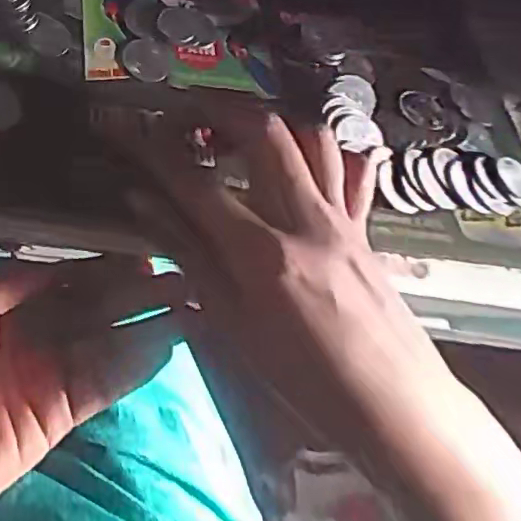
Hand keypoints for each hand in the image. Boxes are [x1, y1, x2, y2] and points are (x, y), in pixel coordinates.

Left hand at [0, 257, 186, 520]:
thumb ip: (9, 286)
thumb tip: (57, 265)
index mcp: (5, 305)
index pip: (62, 280)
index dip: (98, 268)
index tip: (135, 255)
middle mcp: (34, 333)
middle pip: (91, 308)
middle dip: (132, 293)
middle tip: (177, 278)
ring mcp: (50, 372)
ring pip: (105, 341)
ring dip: (145, 326)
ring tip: (188, 308)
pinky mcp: (63, 411)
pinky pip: (104, 382)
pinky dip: (135, 365)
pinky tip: (166, 345)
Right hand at [100, 98, 520, 520]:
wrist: (400, 413)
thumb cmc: (303, 377)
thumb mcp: (230, 320)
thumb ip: (186, 250)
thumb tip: (140, 200)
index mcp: (262, 252)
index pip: (194, 181)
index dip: (150, 147)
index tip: (121, 126)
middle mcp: (306, 220)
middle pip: (262, 132)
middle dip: (214, 107)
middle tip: (179, 112)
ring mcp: (342, 219)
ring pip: (311, 137)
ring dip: (265, 119)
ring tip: (230, 128)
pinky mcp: (364, 228)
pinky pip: (351, 169)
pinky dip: (323, 149)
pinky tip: (299, 154)